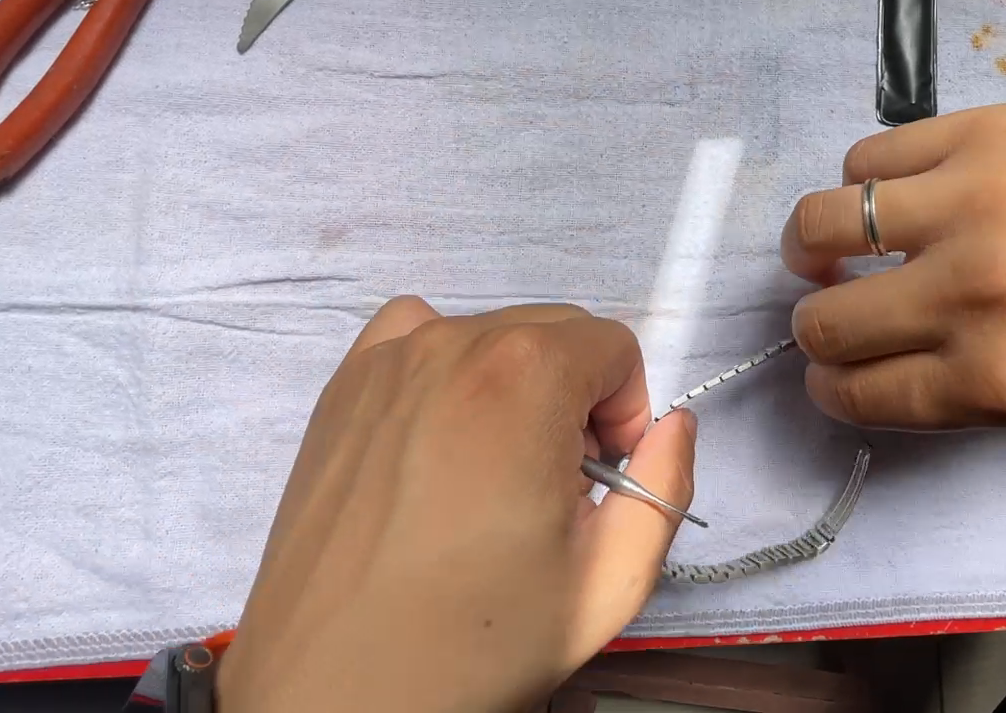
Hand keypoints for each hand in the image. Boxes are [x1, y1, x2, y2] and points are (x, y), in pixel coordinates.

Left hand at [216, 299, 696, 712]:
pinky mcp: (349, 377)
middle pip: (561, 332)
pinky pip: (421, 329)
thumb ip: (667, 485)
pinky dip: (449, 363)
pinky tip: (440, 428)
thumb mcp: (610, 582)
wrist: (331, 693)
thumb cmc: (476, 640)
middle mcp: (458, 340)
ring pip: (499, 333)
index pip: (616, 347)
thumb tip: (674, 423)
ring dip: (520, 383)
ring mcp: (393, 353)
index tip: (598, 477)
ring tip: (493, 468)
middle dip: (579, 395)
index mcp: (528, 375)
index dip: (625, 414)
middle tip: (552, 482)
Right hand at [782, 100, 1005, 427]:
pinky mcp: (976, 132)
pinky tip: (889, 192)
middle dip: (815, 325)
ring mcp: (969, 203)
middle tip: (831, 305)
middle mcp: (972, 294)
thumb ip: (957, 386)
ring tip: (827, 243)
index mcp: (999, 378)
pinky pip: (865, 158)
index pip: (861, 394)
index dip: (830, 387)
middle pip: (827, 322)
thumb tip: (868, 364)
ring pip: (821, 224)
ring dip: (810, 245)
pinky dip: (859, 182)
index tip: (830, 372)